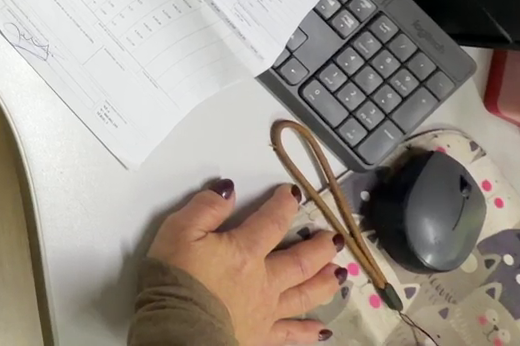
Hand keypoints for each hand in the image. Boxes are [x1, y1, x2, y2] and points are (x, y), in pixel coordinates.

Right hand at [146, 181, 340, 345]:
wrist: (181, 322)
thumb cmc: (177, 271)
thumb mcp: (180, 228)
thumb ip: (206, 207)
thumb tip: (229, 189)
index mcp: (244, 250)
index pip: (270, 223)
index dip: (283, 206)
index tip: (294, 193)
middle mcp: (264, 279)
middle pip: (299, 262)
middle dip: (319, 248)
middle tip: (335, 239)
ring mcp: (268, 310)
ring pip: (304, 295)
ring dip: (325, 283)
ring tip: (341, 274)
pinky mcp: (263, 334)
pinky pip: (293, 333)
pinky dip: (309, 331)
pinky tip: (323, 329)